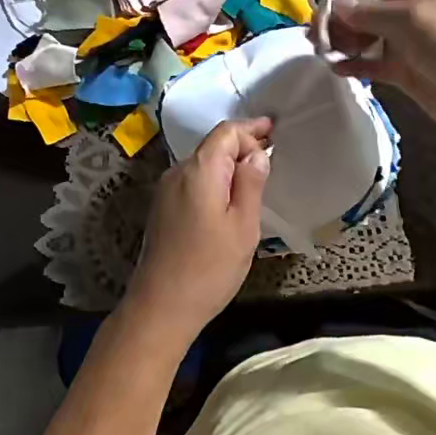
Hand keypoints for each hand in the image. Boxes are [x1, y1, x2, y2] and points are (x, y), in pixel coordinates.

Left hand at [123, 118, 272, 338]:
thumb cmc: (209, 267)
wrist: (161, 304)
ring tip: (254, 182)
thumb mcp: (243, 226)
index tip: (274, 132)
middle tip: (269, 161)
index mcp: (198, 171)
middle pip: (211, 147)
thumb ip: (250, 184)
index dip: (251, 130)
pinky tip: (228, 201)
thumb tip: (256, 154)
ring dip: (227, 166)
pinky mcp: (161, 208)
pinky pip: (191, 183)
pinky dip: (213, 182)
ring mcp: (165, 191)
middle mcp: (176, 173)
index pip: (225, 133)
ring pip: (201, 165)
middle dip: (241, 147)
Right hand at [324, 0, 435, 147]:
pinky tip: (336, 69)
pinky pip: (371, 63)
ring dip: (343, 43)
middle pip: (364, 11)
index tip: (319, 16)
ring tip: (325, 54)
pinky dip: (353, 65)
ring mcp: (408, 43)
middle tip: (317, 39)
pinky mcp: (404, 71)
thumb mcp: (412, 18)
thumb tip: (336, 6)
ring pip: (365, 37)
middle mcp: (413, 13)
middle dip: (338, 22)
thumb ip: (369, 12)